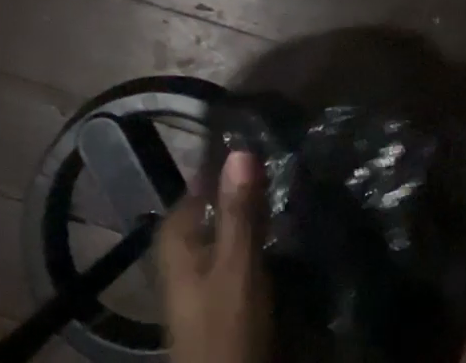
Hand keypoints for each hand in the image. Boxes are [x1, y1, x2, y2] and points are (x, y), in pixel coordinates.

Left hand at [158, 151, 270, 362]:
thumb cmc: (225, 327)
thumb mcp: (237, 266)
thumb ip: (239, 210)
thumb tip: (241, 149)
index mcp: (175, 235)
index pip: (204, 178)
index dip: (234, 159)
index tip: (268, 137)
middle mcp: (181, 245)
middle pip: (219, 200)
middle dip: (250, 183)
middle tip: (286, 160)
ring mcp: (199, 267)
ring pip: (231, 222)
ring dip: (256, 208)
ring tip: (290, 185)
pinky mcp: (218, 285)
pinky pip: (238, 243)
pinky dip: (257, 233)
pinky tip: (282, 227)